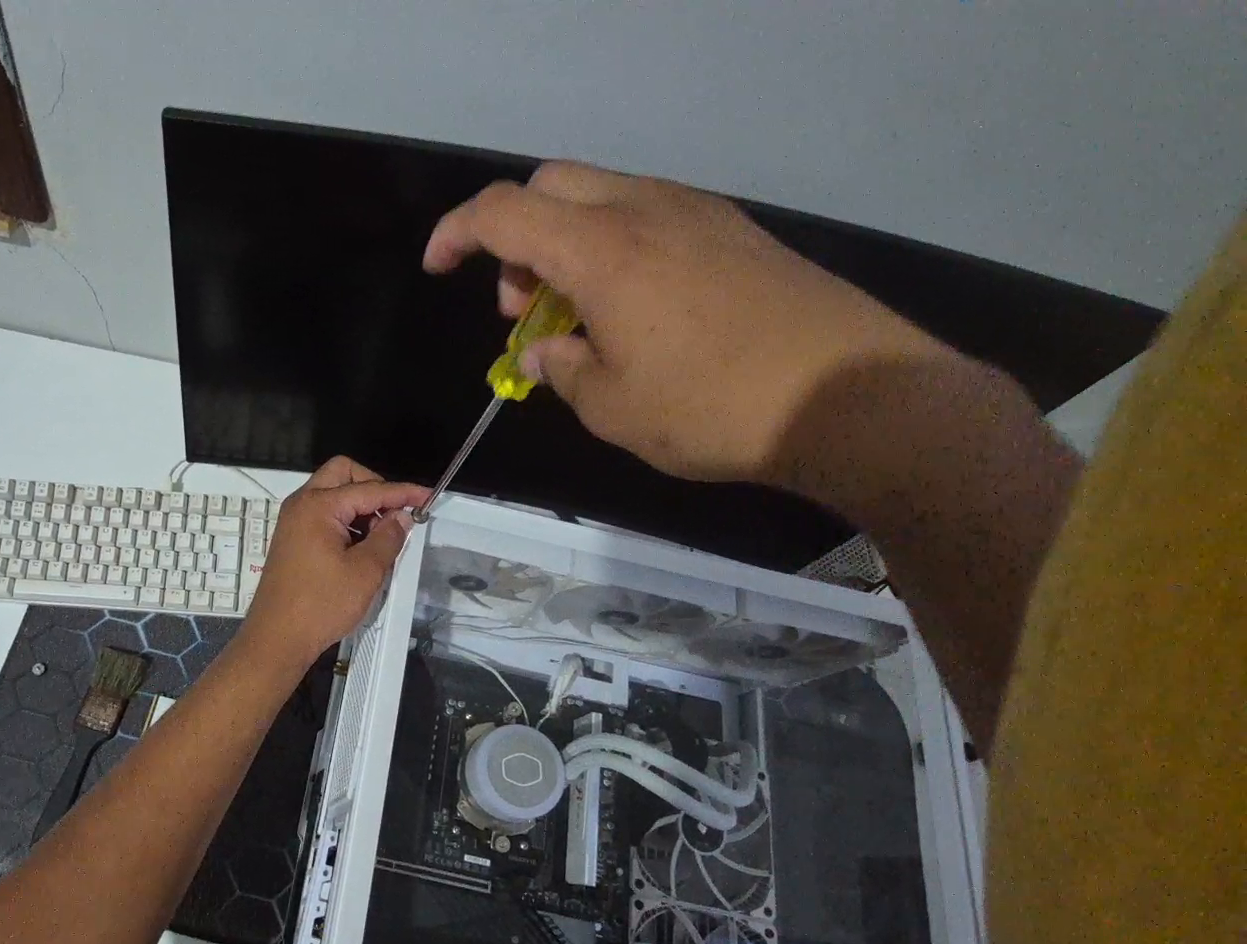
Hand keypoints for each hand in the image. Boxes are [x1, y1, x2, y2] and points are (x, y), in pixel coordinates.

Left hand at [238, 457, 427, 666]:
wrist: (277, 638)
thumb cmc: (321, 605)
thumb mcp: (365, 572)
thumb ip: (388, 538)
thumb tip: (402, 517)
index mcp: (318, 505)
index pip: (369, 489)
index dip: (402, 492)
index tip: (428, 496)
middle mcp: (301, 504)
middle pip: (343, 474)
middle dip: (374, 487)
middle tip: (395, 514)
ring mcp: (293, 521)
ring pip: (332, 493)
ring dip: (359, 506)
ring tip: (381, 539)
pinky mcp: (292, 538)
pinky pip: (323, 514)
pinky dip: (345, 521)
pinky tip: (361, 548)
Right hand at [423, 162, 962, 485]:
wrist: (855, 397)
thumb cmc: (713, 407)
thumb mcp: (613, 408)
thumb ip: (564, 371)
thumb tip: (546, 353)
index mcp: (602, 250)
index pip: (504, 212)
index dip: (457, 233)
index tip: (438, 267)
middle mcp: (646, 211)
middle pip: (552, 185)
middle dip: (514, 236)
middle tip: (520, 305)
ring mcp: (699, 214)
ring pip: (603, 196)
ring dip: (565, 243)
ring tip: (576, 317)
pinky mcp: (735, 233)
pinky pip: (649, 216)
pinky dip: (614, 248)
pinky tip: (632, 310)